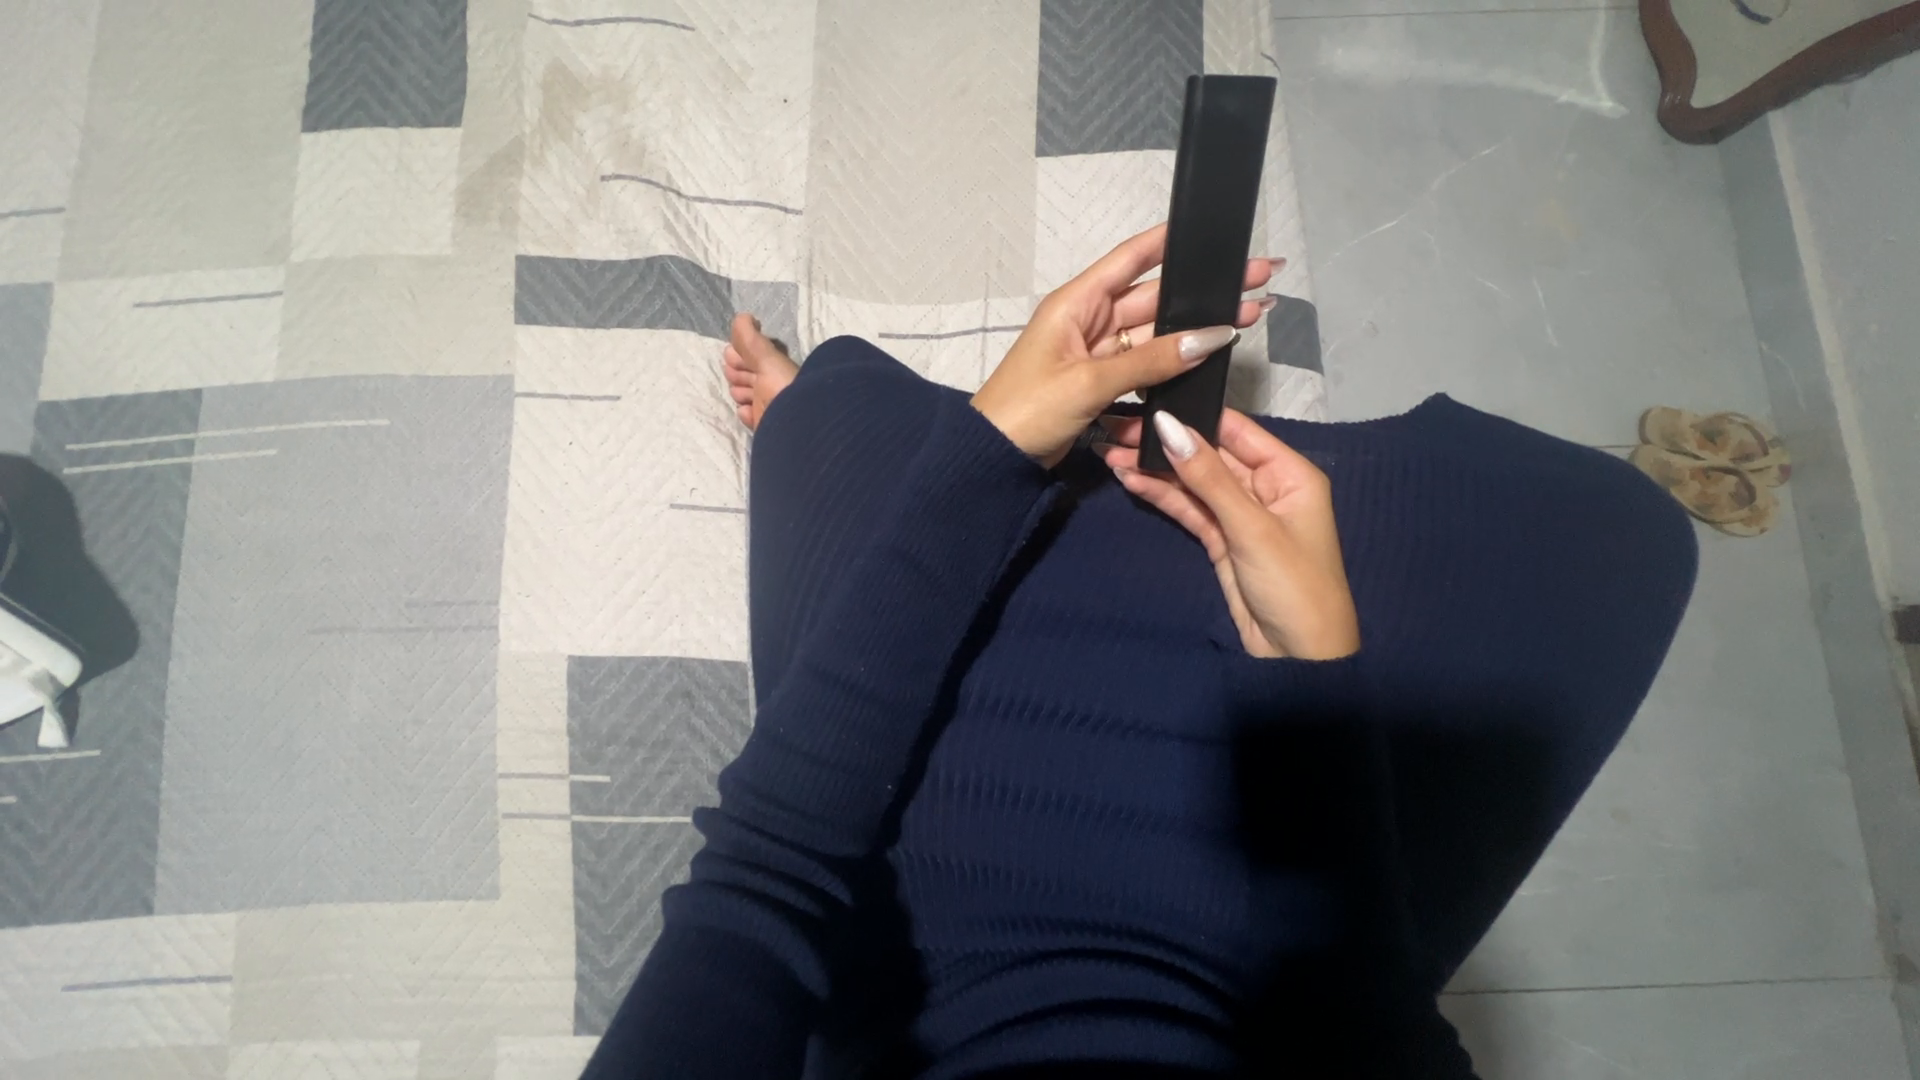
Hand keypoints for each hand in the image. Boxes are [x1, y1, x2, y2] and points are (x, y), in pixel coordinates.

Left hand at [972, 223, 1278, 466]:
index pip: (1129, 260)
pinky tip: (1206, 361)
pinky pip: (1143, 368)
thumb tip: (1211, 336)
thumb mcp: (1089, 381)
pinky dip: (1170, 367)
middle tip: (1257, 282)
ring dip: (1194, 331)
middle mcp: (1088, 322)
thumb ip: (1150, 360)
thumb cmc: (1029, 409)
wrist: (996, 458)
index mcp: (1076, 304)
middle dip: (1200, 295)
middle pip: (1153, 300)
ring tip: (1248, 318)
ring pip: (1153, 336)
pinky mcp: (1100, 385)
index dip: (1169, 242)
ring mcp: (1096, 355)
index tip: (1211, 231)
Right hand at [1098, 409, 1359, 659]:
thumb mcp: (1250, 526)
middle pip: (1208, 454)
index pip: (1235, 430)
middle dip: (1164, 443)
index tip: (1147, 403)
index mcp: (1288, 473)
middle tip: (1114, 430)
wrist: (1297, 656)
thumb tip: (1168, 426)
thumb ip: (1208, 476)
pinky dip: (1161, 495)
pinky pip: (1188, 508)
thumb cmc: (1291, 583)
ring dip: (1155, 470)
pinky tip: (1131, 480)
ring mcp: (1239, 514)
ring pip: (1192, 482)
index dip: (1191, 415)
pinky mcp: (1220, 539)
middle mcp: (1264, 486)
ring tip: (1110, 454)